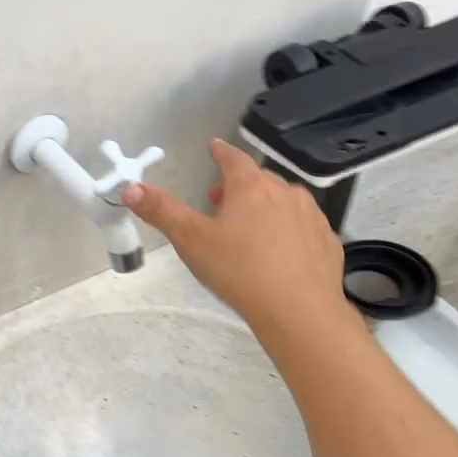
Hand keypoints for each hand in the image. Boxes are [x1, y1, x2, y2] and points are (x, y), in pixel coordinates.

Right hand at [122, 139, 355, 339]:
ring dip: (264, 207)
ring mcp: (311, 216)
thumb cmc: (238, 270)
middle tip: (220, 202)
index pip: (234, 160)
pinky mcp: (326, 240)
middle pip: (260, 180)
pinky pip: (302, 226)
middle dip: (239, 186)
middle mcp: (285, 193)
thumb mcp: (190, 241)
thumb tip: (131, 188)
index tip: (215, 148)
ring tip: (247, 229)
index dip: (221, 153)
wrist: (297, 308)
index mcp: (250, 189)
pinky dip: (287, 230)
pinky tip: (277, 252)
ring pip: (283, 202)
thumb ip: (162, 212)